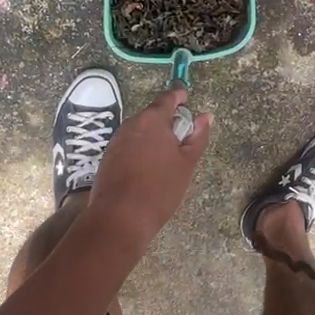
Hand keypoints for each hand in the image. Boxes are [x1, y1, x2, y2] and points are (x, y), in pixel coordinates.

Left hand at [84, 89, 211, 252]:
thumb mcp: (186, 163)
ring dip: (153, 137)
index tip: (187, 99)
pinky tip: (147, 171)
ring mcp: (117, 141)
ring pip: (140, 131)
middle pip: (152, 115)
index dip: (179, 97)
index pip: (167, 98)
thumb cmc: (159, 188)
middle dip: (167, 122)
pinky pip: (129, 145)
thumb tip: (206, 116)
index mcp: (152, 120)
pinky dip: (140, 150)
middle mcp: (131, 124)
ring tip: (166, 159)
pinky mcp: (108, 157)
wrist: (119, 218)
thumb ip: (198, 137)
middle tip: (182, 139)